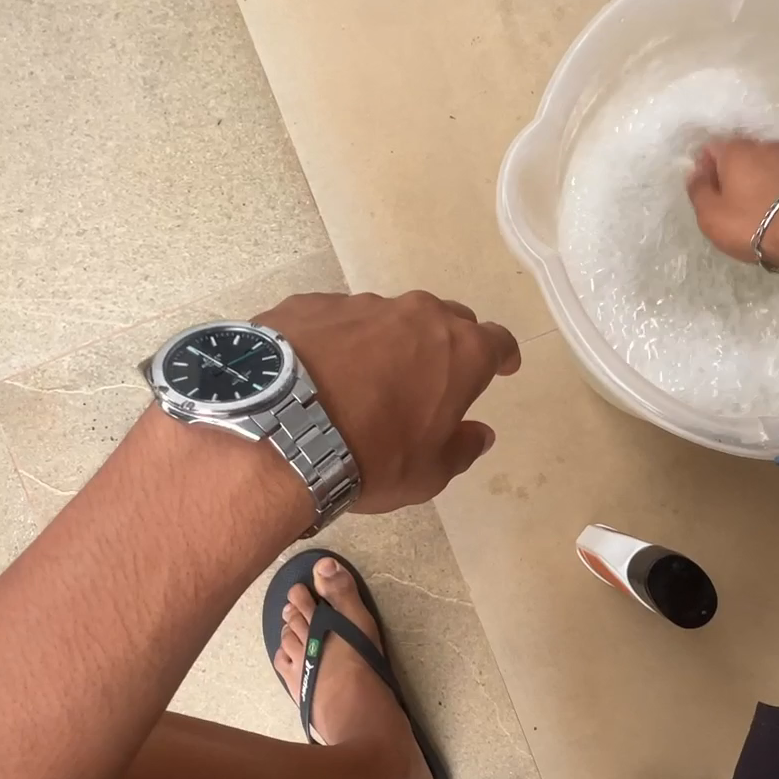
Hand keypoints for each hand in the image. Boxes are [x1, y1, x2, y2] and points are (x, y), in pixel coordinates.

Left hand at [254, 290, 519, 513]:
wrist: (275, 430)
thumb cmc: (370, 457)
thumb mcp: (427, 474)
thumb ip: (461, 449)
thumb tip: (479, 434)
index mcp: (460, 351)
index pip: (498, 341)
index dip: (503, 356)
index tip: (503, 367)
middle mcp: (417, 315)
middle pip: (448, 319)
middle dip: (449, 344)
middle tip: (437, 376)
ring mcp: (361, 304)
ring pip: (391, 317)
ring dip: (392, 342)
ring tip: (369, 379)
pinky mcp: (311, 304)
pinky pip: (340, 320)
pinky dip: (342, 341)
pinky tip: (322, 371)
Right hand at [685, 136, 778, 266]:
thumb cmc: (752, 223)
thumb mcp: (711, 215)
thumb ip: (698, 192)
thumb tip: (694, 173)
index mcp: (736, 151)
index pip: (711, 148)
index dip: (704, 168)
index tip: (706, 192)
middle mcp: (764, 145)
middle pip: (740, 154)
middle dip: (732, 173)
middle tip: (729, 202)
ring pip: (765, 163)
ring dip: (757, 179)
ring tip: (756, 206)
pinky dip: (777, 187)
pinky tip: (778, 208)